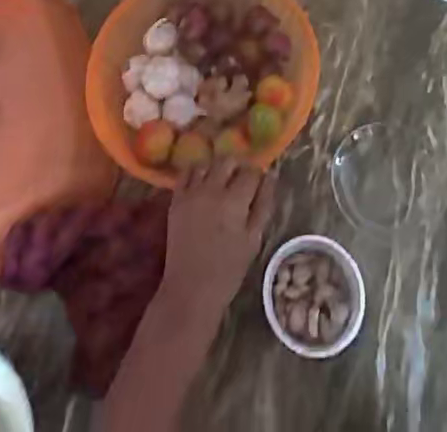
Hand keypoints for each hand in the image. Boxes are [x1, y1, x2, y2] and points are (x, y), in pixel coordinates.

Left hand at [162, 159, 277, 315]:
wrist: (191, 286)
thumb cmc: (229, 268)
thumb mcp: (254, 239)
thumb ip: (263, 205)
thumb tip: (270, 177)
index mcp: (234, 201)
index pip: (251, 172)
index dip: (258, 176)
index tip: (258, 184)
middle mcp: (211, 189)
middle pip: (227, 160)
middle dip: (237, 167)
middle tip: (240, 183)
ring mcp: (191, 192)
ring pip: (206, 163)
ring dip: (216, 168)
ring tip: (221, 183)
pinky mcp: (176, 198)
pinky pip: (186, 173)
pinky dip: (196, 172)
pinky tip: (202, 184)